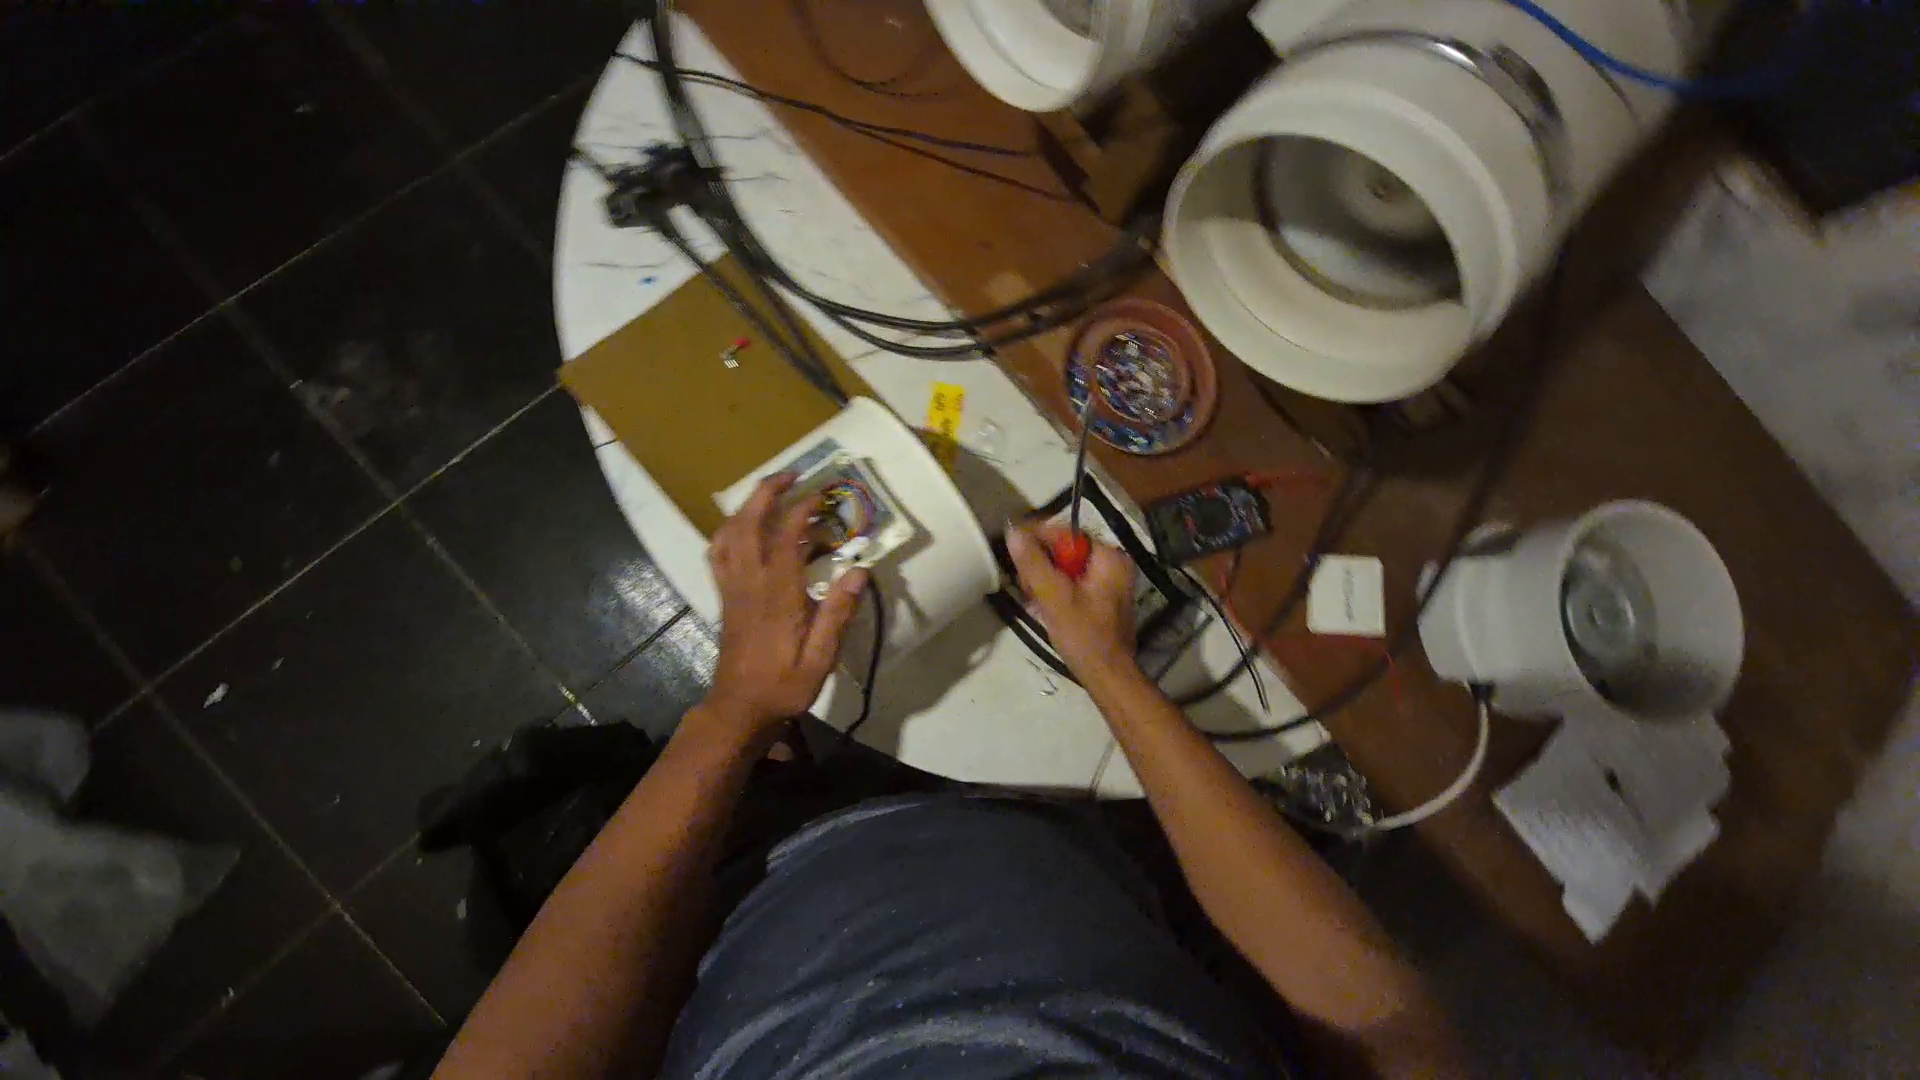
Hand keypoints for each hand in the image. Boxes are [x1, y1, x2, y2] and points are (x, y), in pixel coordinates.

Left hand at [703, 474, 868, 733]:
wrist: (739, 708)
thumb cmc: (785, 684)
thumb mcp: (821, 657)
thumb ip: (838, 613)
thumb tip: (859, 570)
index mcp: (777, 594)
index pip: (786, 537)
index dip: (803, 508)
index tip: (824, 492)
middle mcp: (749, 582)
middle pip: (749, 523)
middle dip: (768, 491)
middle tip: (793, 474)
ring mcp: (731, 587)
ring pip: (729, 532)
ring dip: (749, 505)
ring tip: (773, 491)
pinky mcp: (724, 595)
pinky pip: (719, 552)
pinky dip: (731, 529)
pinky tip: (746, 527)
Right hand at [1005, 524, 1136, 680]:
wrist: (1108, 676)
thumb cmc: (1084, 636)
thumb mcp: (1054, 597)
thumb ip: (1033, 563)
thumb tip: (1013, 531)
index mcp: (1109, 557)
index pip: (1066, 533)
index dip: (1037, 536)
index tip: (1012, 545)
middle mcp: (1112, 564)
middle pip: (1065, 550)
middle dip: (1040, 563)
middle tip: (1024, 583)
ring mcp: (1108, 582)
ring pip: (1065, 568)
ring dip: (1044, 579)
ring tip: (1031, 598)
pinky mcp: (1100, 599)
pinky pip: (1072, 583)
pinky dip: (1055, 591)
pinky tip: (1041, 606)